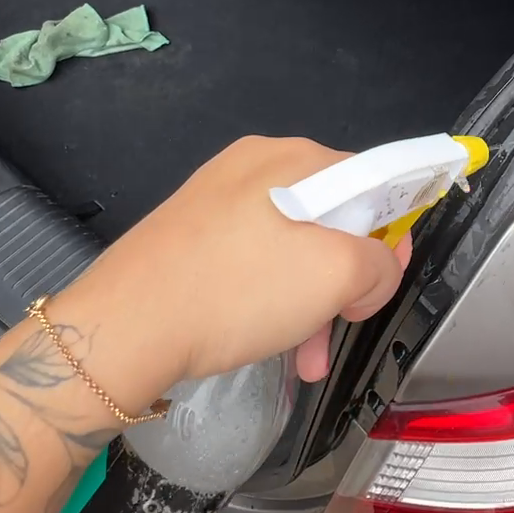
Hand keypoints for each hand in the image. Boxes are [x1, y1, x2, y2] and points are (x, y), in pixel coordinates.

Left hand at [50, 137, 408, 409]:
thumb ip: (381, 263)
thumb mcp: (336, 275)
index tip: (387, 277)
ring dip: (312, 299)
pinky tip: (273, 342)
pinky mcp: (193, 231)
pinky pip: (255, 258)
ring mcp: (219, 197)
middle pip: (332, 216)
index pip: (372, 180)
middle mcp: (255, 165)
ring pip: (293, 245)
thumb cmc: (237, 290)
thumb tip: (374, 270)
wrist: (121, 331)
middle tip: (343, 323)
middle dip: (347, 277)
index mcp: (293, 156)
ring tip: (307, 356)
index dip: (392, 229)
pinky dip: (274, 298)